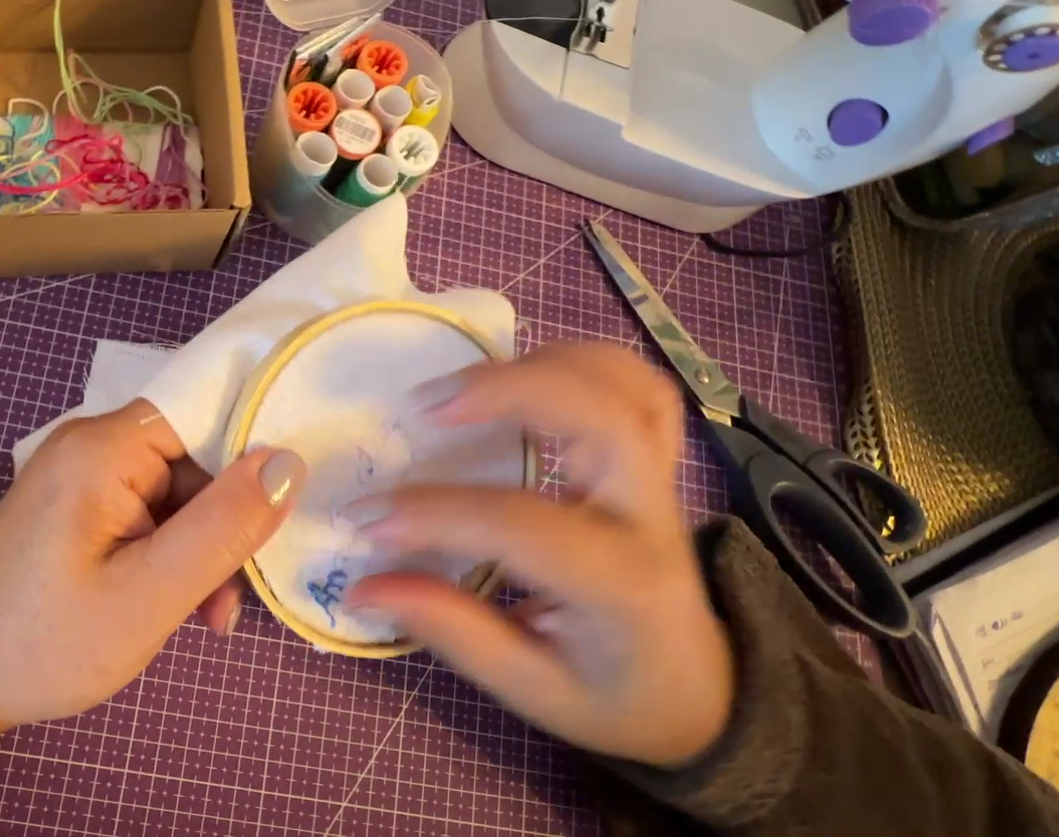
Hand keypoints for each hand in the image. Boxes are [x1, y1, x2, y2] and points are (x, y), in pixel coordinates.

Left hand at [0, 400, 303, 739]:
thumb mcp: (150, 594)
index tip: (291, 500)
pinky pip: (151, 508)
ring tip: (209, 614)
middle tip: (236, 594)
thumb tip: (288, 461)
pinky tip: (183, 602)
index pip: (203, 411)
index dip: (252, 447)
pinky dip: (174, 550)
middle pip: (195, 455)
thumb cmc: (50, 641)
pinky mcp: (83, 502)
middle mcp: (94, 442)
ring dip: (204, 545)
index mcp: (105, 447)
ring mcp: (86, 472)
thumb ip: (224, 527)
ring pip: (179, 488)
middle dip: (226, 520)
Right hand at [346, 344, 734, 767]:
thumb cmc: (612, 694)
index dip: (437, 513)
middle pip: (600, 416)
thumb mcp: (532, 687)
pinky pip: (633, 385)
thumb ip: (451, 629)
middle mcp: (650, 516)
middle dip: (505, 392)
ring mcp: (659, 478)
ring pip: (623, 384)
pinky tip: (523, 372)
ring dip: (540, 364)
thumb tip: (361, 585)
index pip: (522, 525)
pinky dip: (578, 363)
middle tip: (423, 406)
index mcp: (622, 584)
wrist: (697, 691)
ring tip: (466, 383)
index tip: (366, 517)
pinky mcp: (652, 458)